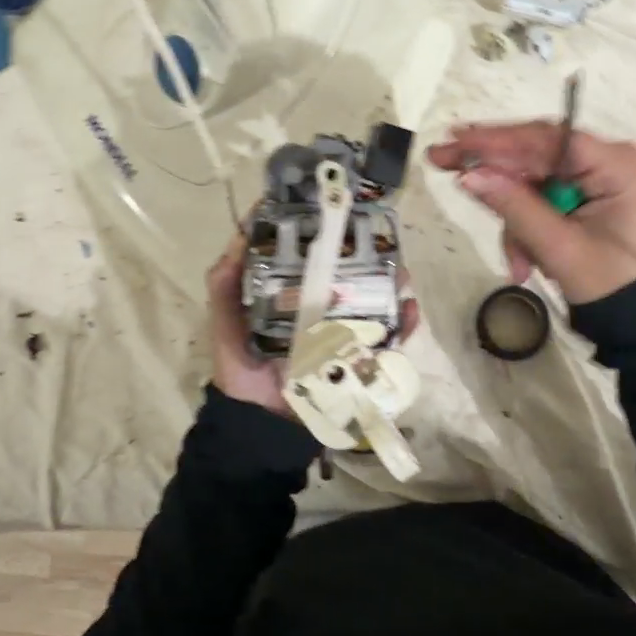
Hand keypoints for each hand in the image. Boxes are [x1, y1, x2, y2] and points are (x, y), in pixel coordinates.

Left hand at [205, 230, 421, 417]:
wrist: (258, 424)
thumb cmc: (241, 370)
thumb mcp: (227, 320)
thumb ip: (227, 282)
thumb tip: (240, 231)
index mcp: (292, 297)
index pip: (314, 260)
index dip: (329, 237)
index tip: (340, 211)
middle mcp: (321, 311)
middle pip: (352, 277)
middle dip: (370, 258)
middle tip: (379, 241)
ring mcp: (342, 337)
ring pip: (375, 304)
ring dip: (392, 287)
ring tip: (401, 274)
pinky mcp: (358, 363)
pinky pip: (386, 342)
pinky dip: (402, 326)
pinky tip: (408, 310)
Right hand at [427, 122, 635, 303]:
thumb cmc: (614, 285)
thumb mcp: (562, 249)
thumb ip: (515, 209)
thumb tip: (468, 175)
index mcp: (617, 164)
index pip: (550, 138)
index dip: (500, 139)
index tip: (457, 141)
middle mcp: (607, 160)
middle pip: (536, 154)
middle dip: (494, 174)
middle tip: (440, 162)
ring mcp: (595, 177)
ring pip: (531, 181)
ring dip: (514, 219)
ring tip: (517, 263)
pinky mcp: (583, 195)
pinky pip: (539, 200)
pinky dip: (525, 228)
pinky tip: (525, 262)